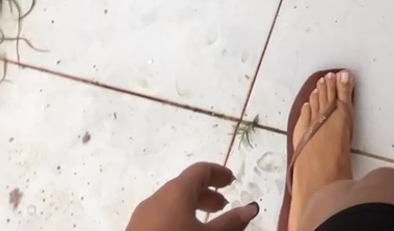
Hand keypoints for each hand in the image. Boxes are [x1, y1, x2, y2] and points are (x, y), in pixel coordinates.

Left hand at [126, 162, 260, 230]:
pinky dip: (175, 218)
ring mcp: (141, 216)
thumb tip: (252, 208)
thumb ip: (230, 222)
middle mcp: (157, 197)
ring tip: (204, 223)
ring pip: (171, 203)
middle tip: (222, 204)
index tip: (232, 180)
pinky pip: (159, 217)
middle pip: (185, 186)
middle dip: (206, 193)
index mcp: (176, 191)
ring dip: (190, 207)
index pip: (200, 170)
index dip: (218, 173)